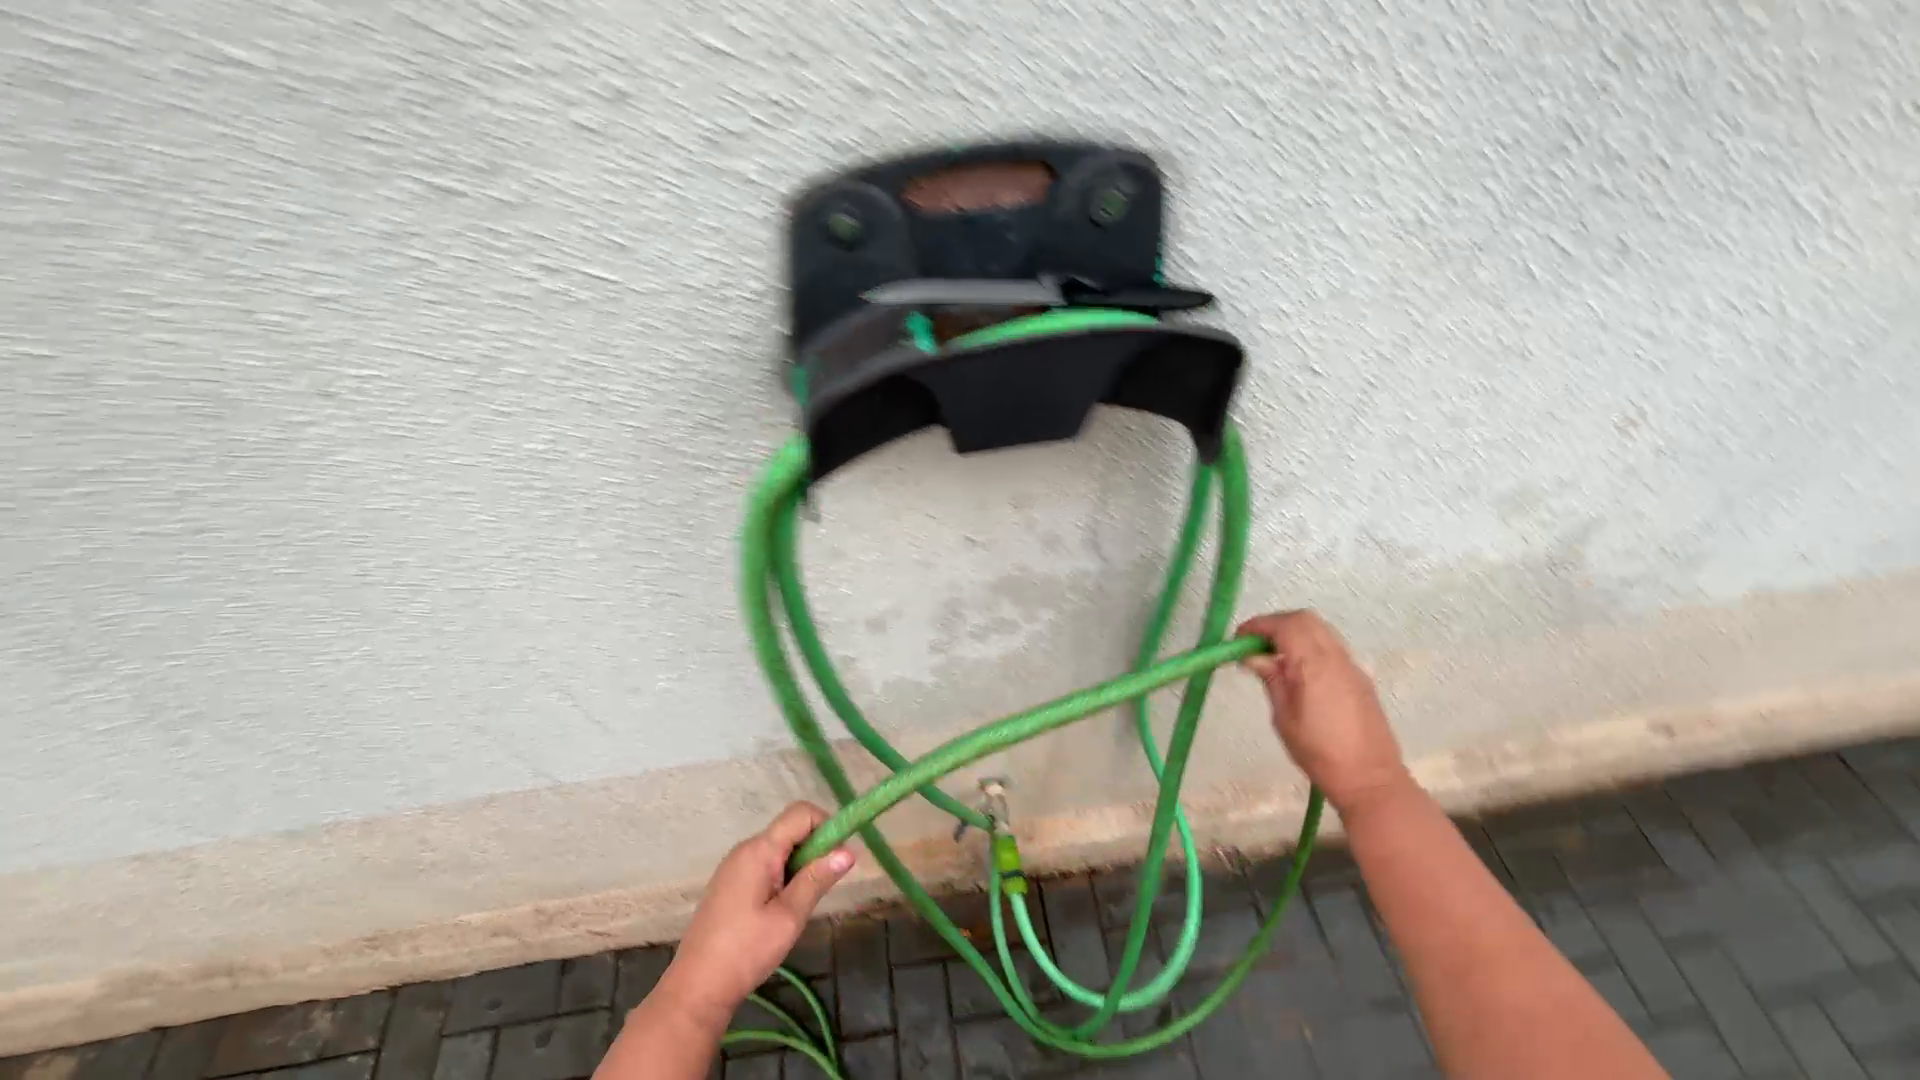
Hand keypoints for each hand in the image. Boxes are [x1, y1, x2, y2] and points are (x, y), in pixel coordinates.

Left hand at [652, 802, 855, 1026]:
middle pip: (790, 830)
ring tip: (799, 906)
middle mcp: (745, 849)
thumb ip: (817, 880)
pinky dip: (782, 877)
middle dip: (814, 850)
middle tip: (821, 889)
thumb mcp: (789, 917)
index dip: (827, 826)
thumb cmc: (746, 951)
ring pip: (779, 849)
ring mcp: (734, 866)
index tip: (839, 858)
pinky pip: (765, 865)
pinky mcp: (730, 884)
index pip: (801, 813)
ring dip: (799, 867)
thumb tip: (849, 851)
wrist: (696, 988)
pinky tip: (779, 911)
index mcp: (759, 851)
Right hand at [1237, 610, 1412, 816]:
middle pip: (1305, 619)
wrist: (1369, 778)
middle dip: (1276, 624)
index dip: (1258, 625)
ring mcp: (1351, 666)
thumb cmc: (1318, 753)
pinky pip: (1331, 647)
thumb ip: (1272, 680)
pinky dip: (1309, 645)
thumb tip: (1255, 657)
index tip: (1239, 639)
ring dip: (1294, 632)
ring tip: (1274, 656)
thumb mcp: (1283, 718)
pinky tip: (1297, 671)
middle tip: (1255, 644)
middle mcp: (1335, 658)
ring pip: (1321, 629)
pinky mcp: (1359, 678)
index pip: (1285, 626)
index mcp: (1313, 666)